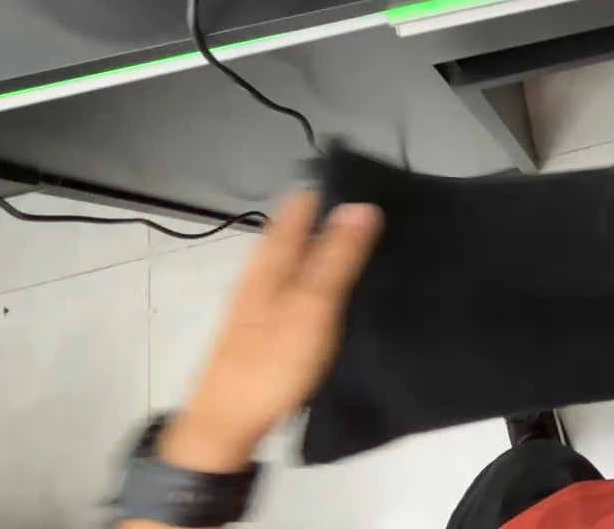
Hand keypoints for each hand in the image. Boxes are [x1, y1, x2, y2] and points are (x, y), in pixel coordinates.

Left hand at [159, 191, 382, 472]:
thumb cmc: (271, 361)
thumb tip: (362, 203)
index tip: (378, 186)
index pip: (304, 201)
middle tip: (388, 217)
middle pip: (304, 227)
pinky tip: (349, 289)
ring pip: (304, 256)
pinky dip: (327, 276)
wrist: (225, 427)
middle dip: (340, 218)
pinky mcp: (271, 323)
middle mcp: (265, 268)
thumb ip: (338, 255)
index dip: (336, 189)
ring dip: (334, 248)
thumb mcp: (313, 304)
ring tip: (378, 247)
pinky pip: (304, 283)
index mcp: (272, 256)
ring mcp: (264, 297)